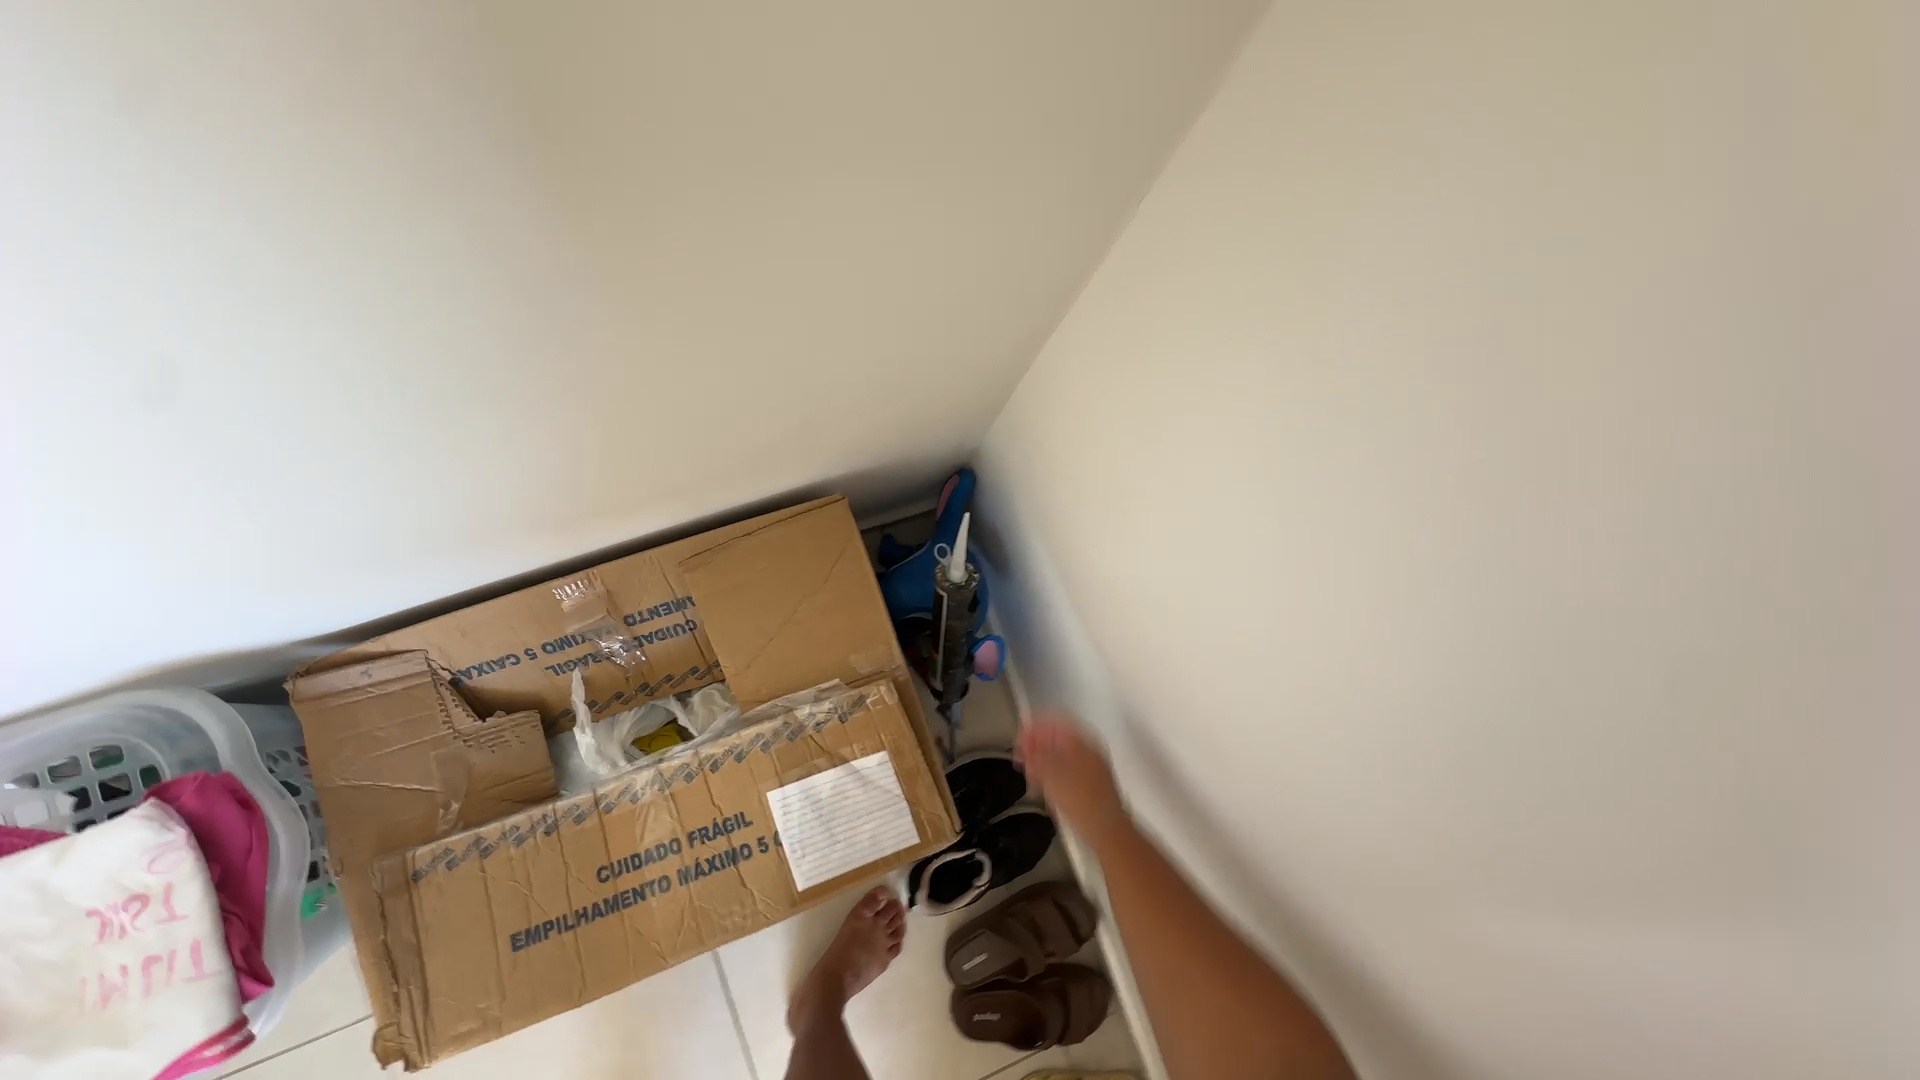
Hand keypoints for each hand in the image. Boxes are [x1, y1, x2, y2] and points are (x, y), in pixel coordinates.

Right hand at [1015, 710, 1130, 847]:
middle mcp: (1089, 751)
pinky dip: (1053, 774)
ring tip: (1028, 773)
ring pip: (1062, 756)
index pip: (1056, 723)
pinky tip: (1042, 786)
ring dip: (1043, 761)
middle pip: (1058, 739)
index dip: (1035, 727)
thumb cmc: (1082, 802)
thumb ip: (1037, 756)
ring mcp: (1092, 768)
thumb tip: (1026, 743)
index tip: (1020, 737)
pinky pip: (1067, 771)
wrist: (1108, 831)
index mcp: (1083, 742)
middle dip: (1037, 746)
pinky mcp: (1091, 785)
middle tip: (1021, 756)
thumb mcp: (1052, 776)